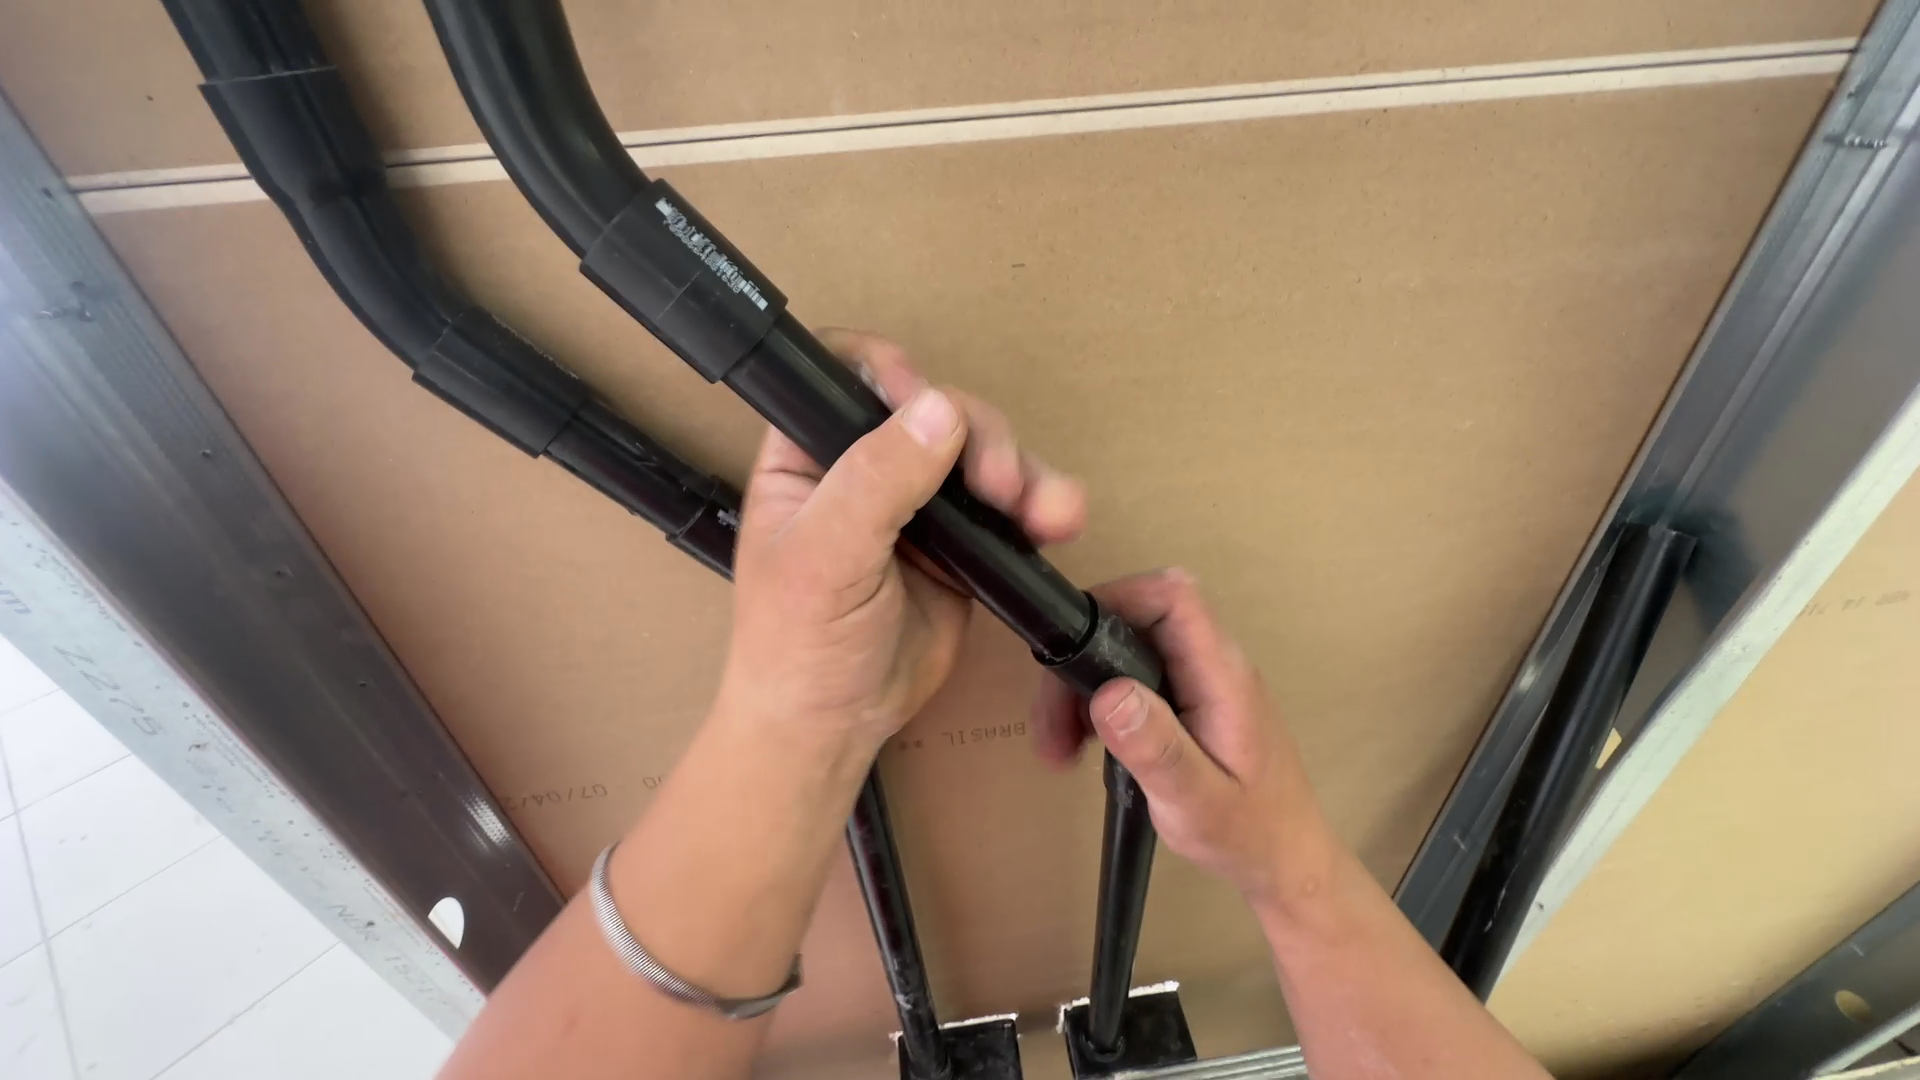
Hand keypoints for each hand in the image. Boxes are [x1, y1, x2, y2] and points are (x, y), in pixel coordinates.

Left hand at [715, 329, 1086, 755]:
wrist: (836, 726)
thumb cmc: (797, 645)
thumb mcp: (824, 560)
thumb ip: (875, 483)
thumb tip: (941, 411)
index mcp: (808, 455)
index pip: (844, 377)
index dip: (888, 370)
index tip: (925, 397)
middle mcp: (864, 466)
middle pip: (933, 409)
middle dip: (978, 434)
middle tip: (1000, 484)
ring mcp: (919, 504)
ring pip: (981, 453)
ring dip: (1021, 469)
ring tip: (1047, 511)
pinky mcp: (962, 543)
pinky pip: (1007, 506)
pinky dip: (1038, 506)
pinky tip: (1059, 521)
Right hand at [1032, 569, 1333, 907]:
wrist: (1286, 862)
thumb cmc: (1248, 836)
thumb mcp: (1196, 803)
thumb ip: (1156, 747)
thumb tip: (1108, 691)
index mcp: (1221, 675)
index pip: (1172, 596)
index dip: (1117, 599)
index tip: (1069, 647)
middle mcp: (1213, 663)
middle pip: (1137, 617)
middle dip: (1082, 658)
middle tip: (1051, 723)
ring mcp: (1201, 678)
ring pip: (1128, 647)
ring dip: (1083, 685)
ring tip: (1060, 745)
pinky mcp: (1189, 697)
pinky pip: (1134, 673)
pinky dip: (1100, 699)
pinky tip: (1085, 741)